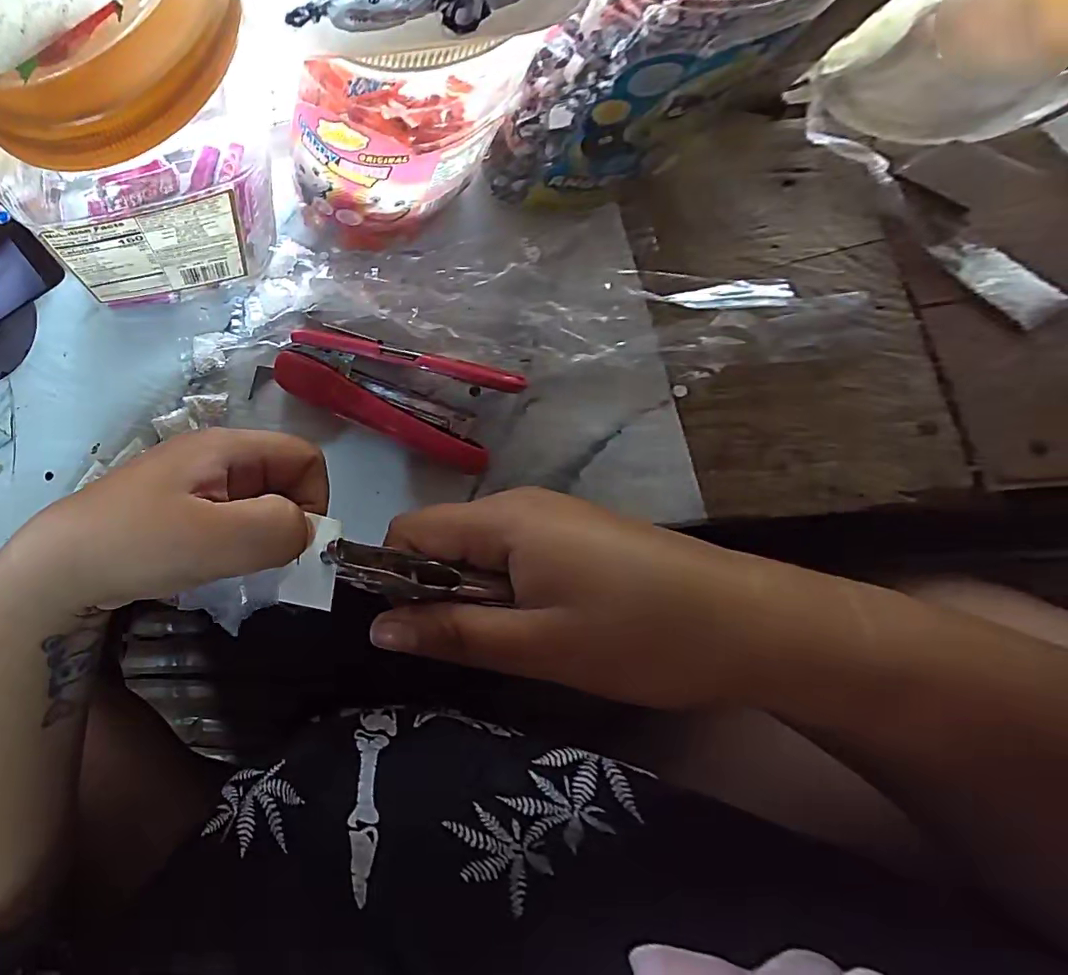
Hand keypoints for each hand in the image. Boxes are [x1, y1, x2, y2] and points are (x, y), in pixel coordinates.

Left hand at [0, 429, 328, 611]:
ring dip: (255, 540)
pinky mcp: (169, 513)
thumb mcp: (217, 537)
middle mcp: (208, 457)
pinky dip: (227, 548)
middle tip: (261, 565)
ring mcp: (185, 485)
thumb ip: (278, 528)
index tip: (296, 546)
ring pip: (251, 505)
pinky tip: (202, 570)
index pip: (303, 456)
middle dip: (285, 522)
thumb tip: (306, 530)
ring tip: (228, 569)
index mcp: (223, 447)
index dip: (314, 499)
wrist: (59, 565)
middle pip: (278, 479)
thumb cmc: (138, 542)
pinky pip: (221, 523)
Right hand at [368, 488, 857, 709]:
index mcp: (502, 519)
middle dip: (433, 586)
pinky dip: (502, 583)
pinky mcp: (574, 532)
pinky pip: (508, 550)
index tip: (413, 624)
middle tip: (469, 638)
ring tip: (512, 634)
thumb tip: (375, 629)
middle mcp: (517, 503)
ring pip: (473, 547)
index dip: (393, 575)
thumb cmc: (645, 637)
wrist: (776, 630)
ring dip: (470, 589)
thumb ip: (451, 632)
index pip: (407, 531)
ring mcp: (550, 515)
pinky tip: (543, 618)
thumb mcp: (538, 646)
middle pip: (438, 537)